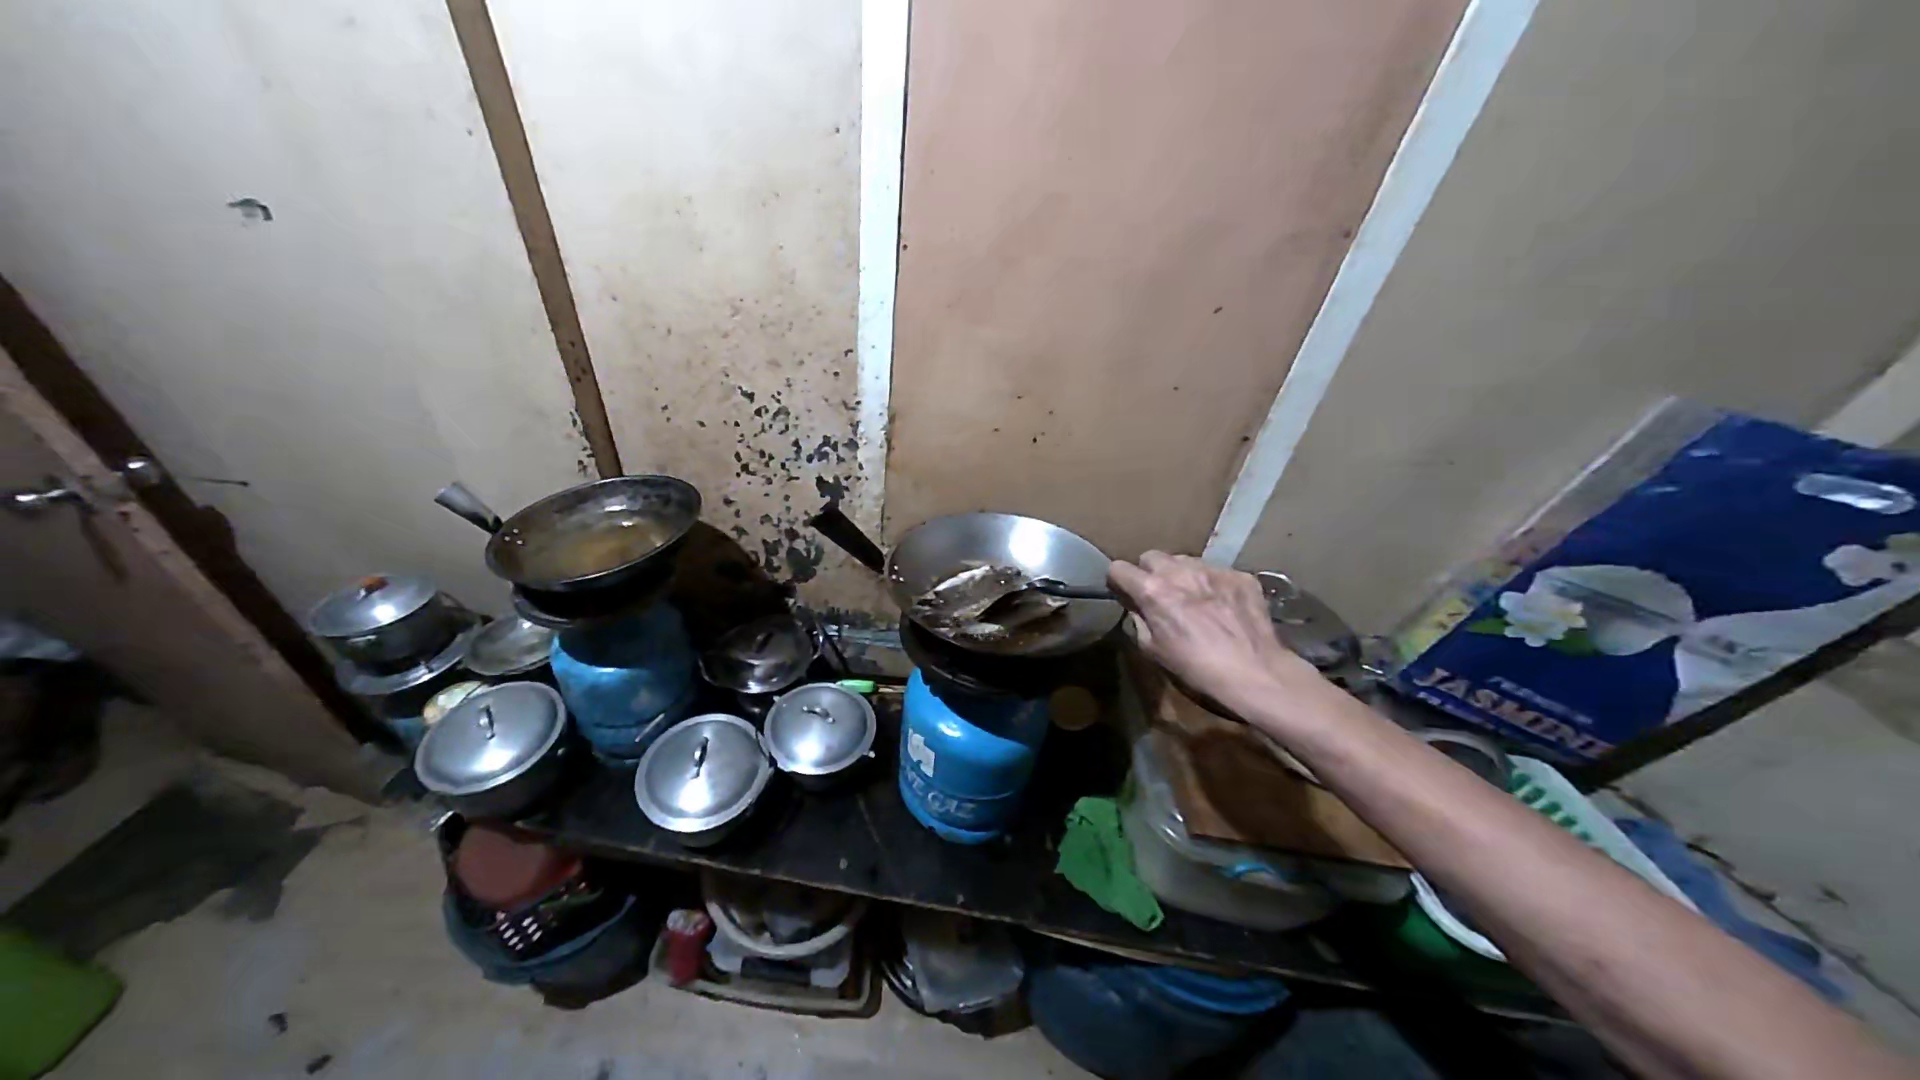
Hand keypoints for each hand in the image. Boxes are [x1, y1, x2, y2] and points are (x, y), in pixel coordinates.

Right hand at [1107, 551, 1318, 718]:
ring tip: (1193, 600)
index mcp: (1153, 591)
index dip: (1118, 582)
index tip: (1125, 594)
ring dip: (1181, 576)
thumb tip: (1137, 607)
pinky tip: (1222, 607)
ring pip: (1185, 560)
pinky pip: (1216, 571)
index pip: (1118, 568)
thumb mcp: (1153, 652)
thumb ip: (1139, 621)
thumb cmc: (1196, 670)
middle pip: (1151, 556)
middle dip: (1150, 573)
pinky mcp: (1240, 575)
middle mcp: (1180, 571)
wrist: (1255, 674)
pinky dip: (1212, 584)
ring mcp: (1213, 570)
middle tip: (1159, 596)